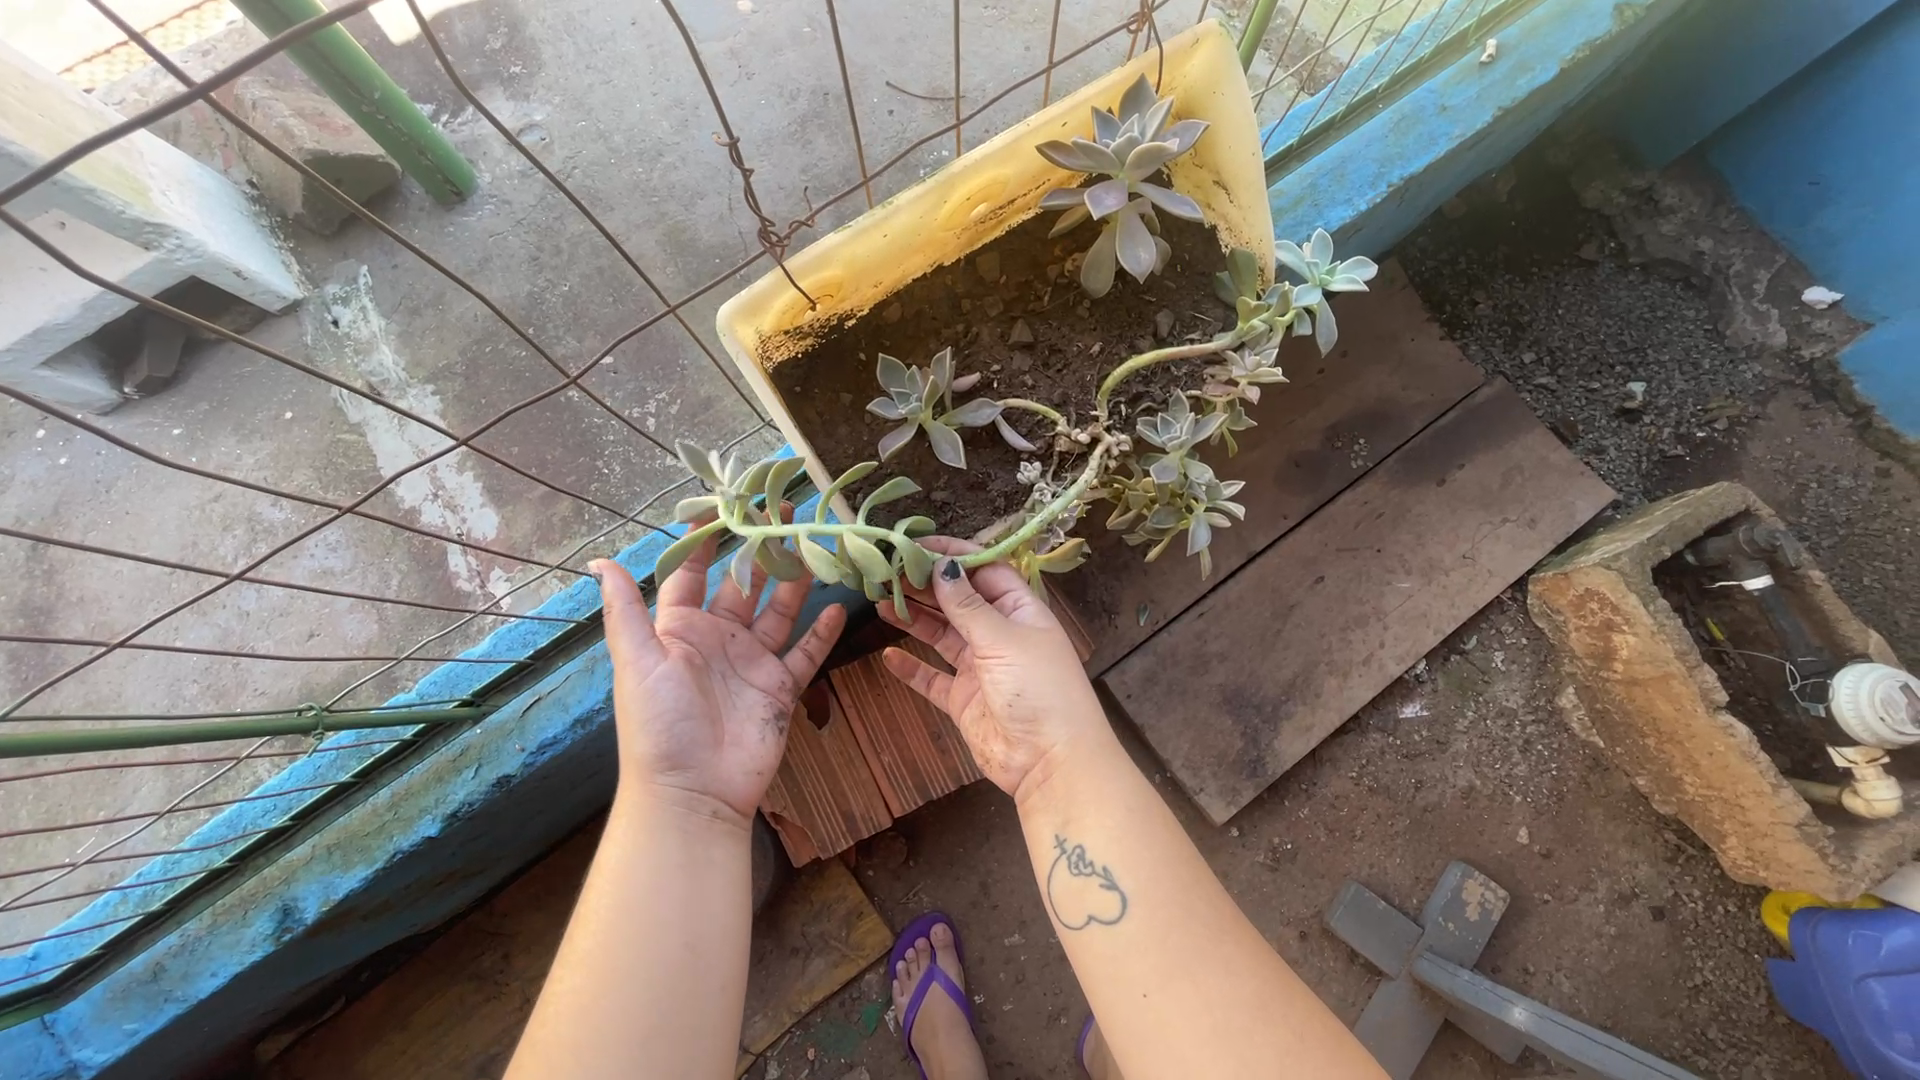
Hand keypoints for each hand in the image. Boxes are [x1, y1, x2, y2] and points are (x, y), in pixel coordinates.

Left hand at [591, 527, 844, 828]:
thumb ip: (626, 609)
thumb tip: (600, 560)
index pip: (695, 572)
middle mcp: (719, 639)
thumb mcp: (637, 660)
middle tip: (788, 513)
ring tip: (817, 547)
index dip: (709, 539)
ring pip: (780, 611)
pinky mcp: (779, 688)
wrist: (693, 792)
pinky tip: (838, 606)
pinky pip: (805, 653)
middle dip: (763, 549)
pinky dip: (821, 632)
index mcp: (681, 628)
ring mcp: (752, 663)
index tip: (729, 503)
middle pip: (746, 584)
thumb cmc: (658, 724)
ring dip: (796, 581)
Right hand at [877, 537, 1111, 801]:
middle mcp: (999, 634)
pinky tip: (888, 655)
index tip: (916, 546)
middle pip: (958, 601)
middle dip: (925, 585)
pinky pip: (933, 678)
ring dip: (914, 618)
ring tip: (880, 601)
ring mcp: (981, 668)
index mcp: (1020, 611)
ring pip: (941, 634)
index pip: (984, 571)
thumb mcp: (1002, 639)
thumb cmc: (1037, 689)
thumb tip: (943, 567)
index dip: (953, 556)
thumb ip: (967, 605)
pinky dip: (911, 667)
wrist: (1050, 762)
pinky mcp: (964, 700)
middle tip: (887, 572)